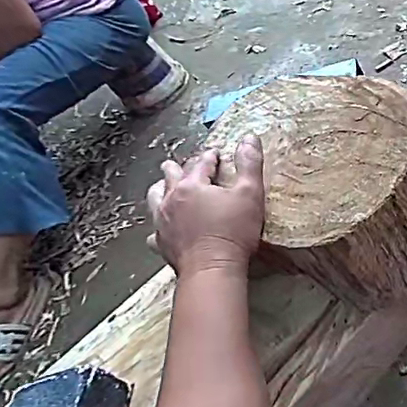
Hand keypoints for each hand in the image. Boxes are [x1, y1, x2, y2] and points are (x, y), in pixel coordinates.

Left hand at [147, 136, 265, 273]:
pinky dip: (159, 225)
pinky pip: (155, 231)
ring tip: (163, 187)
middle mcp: (172, 200)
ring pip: (155, 199)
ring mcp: (163, 222)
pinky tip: (162, 228)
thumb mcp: (250, 193)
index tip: (216, 153)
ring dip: (160, 190)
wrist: (212, 266)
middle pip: (171, 177)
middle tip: (178, 164)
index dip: (210, 156)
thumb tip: (249, 139)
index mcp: (192, 186)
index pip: (201, 164)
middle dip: (177, 168)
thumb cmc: (234, 230)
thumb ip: (250, 164)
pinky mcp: (162, 242)